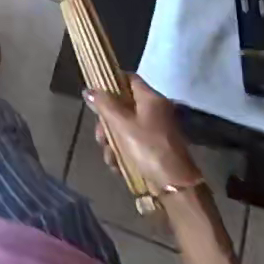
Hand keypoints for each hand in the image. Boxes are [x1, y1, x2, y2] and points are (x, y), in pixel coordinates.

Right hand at [84, 74, 202, 191]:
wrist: (175, 184)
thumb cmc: (149, 149)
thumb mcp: (123, 126)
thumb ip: (105, 106)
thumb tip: (89, 90)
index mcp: (151, 99)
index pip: (129, 79)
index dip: (111, 83)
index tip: (95, 95)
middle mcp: (154, 110)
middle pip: (123, 106)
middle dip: (107, 123)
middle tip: (100, 137)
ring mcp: (155, 129)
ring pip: (124, 127)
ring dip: (112, 142)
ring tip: (110, 158)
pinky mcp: (154, 147)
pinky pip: (132, 143)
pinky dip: (122, 153)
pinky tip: (117, 166)